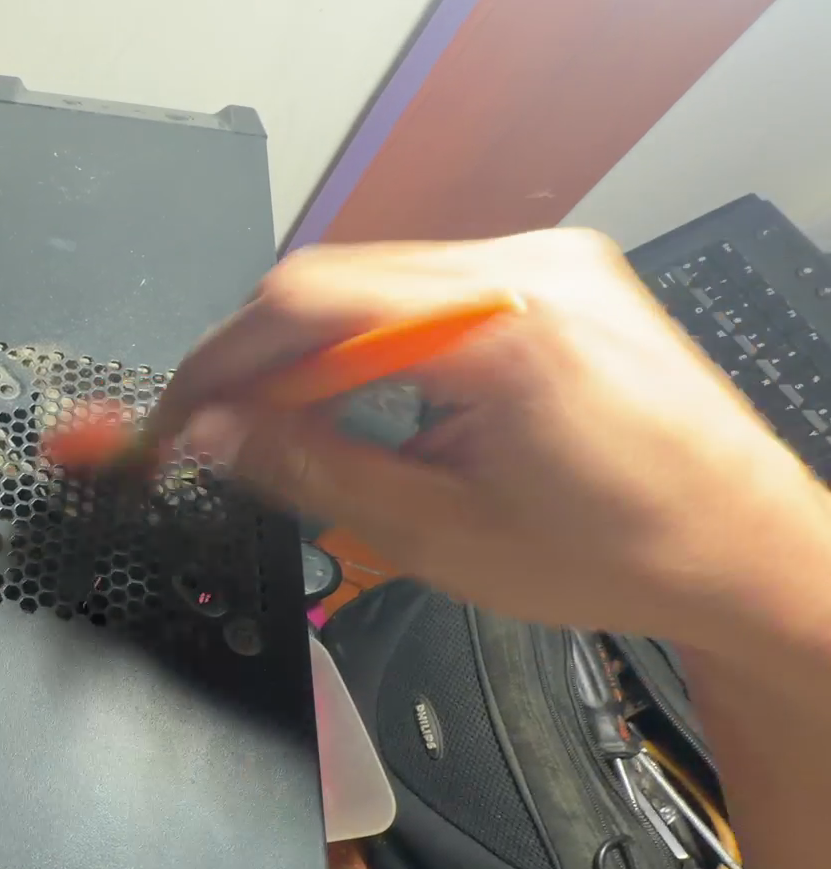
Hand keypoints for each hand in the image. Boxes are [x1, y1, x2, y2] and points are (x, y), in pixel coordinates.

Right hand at [151, 229, 830, 650]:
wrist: (744, 553)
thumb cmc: (616, 553)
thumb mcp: (426, 529)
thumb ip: (301, 467)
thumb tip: (209, 433)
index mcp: (503, 329)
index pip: (301, 308)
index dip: (212, 364)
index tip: (171, 417)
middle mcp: (523, 271)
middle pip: (317, 286)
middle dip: (241, 363)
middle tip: (206, 429)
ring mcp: (533, 267)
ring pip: (349, 288)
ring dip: (287, 358)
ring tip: (266, 425)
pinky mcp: (532, 282)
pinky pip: (395, 297)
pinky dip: (339, 350)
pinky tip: (331, 401)